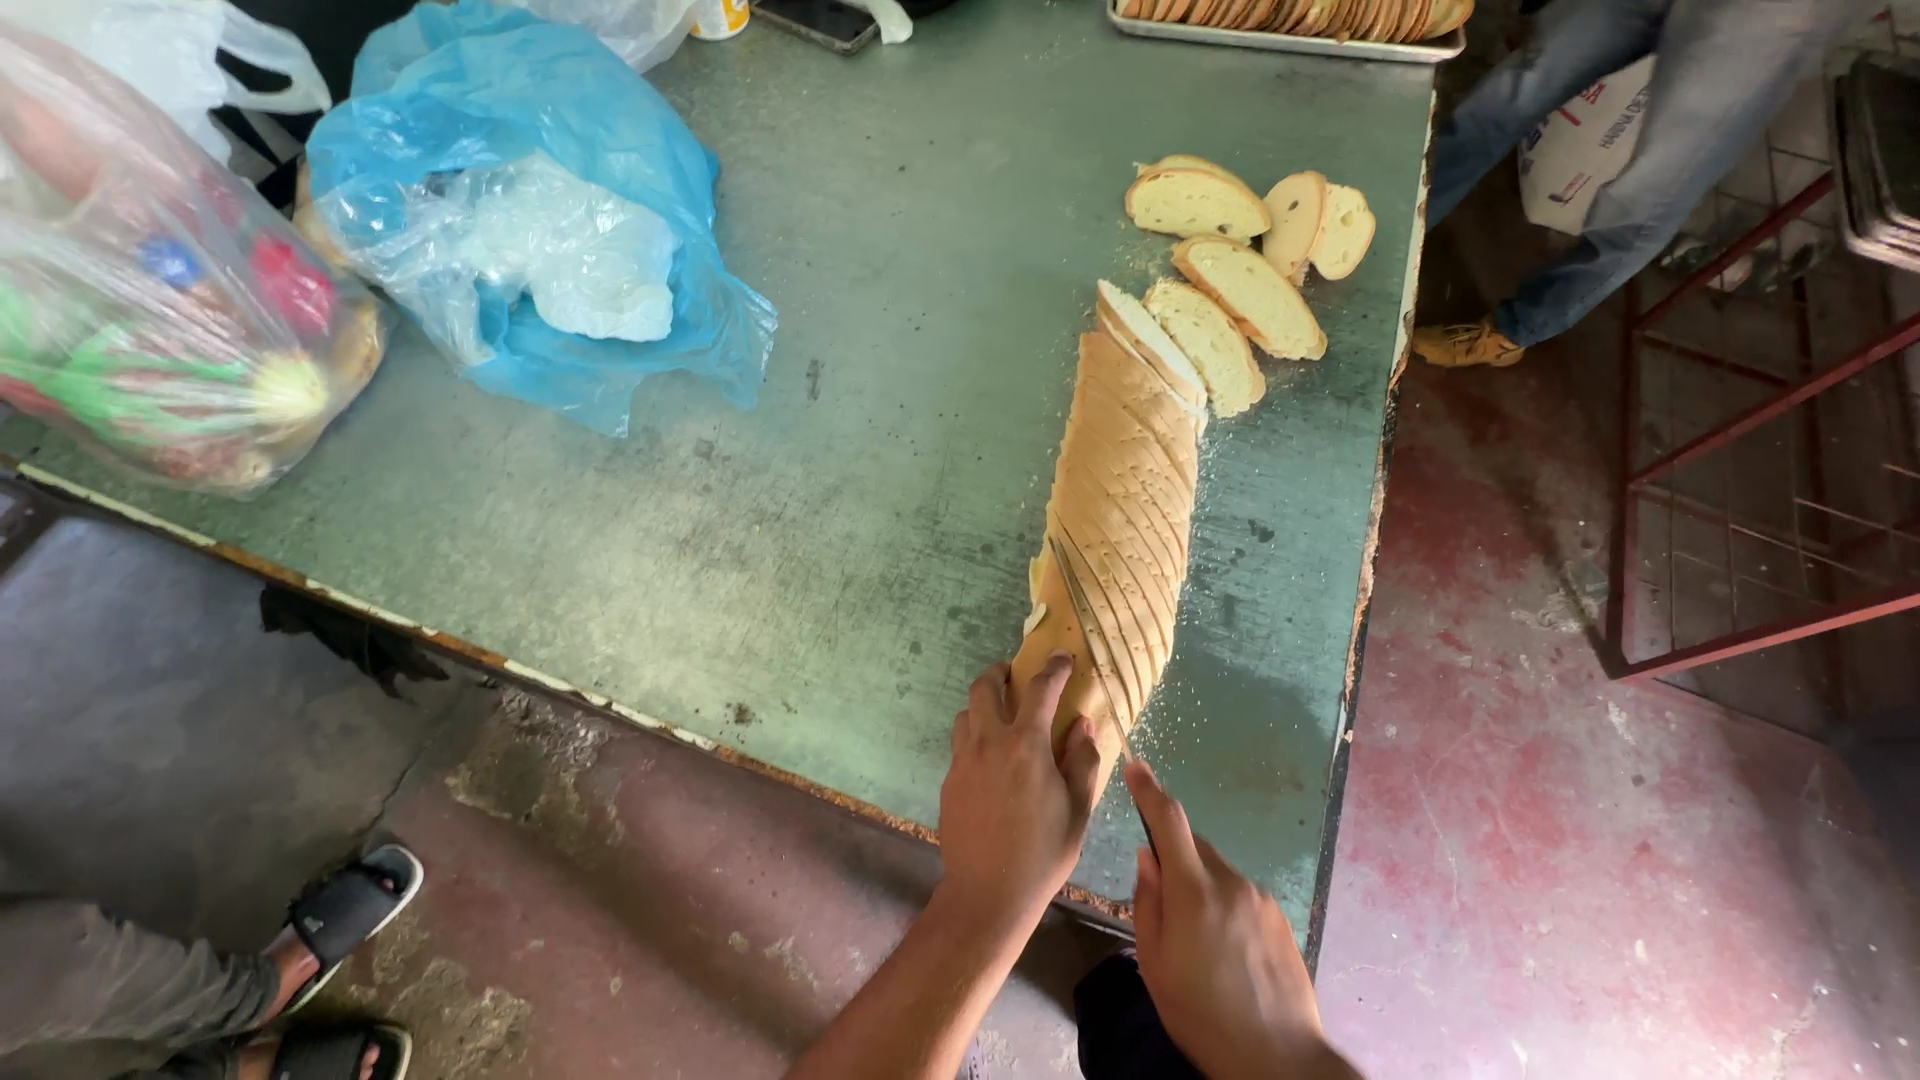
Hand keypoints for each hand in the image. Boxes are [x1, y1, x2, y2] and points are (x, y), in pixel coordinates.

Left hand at [937, 656, 1103, 930]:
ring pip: (967, 713)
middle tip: (1016, 676)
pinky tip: (991, 760)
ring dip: (984, 705)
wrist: (987, 894)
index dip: (1053, 668)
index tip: (1061, 658)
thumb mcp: (1077, 809)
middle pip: (984, 686)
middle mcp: (988, 743)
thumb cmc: (1042, 854)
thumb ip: (1082, 761)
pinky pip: (960, 744)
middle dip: (1000, 672)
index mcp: (1025, 745)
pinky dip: (976, 736)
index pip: (1040, 689)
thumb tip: (1082, 725)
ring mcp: (963, 761)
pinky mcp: (949, 780)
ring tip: (1002, 718)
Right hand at [1127, 761, 1360, 1079]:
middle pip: (1194, 847)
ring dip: (1200, 885)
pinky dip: (1223, 904)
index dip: (1150, 790)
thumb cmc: (1201, 1015)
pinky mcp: (1280, 917)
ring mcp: (1261, 899)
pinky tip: (1225, 950)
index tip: (1136, 765)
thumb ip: (1148, 902)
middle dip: (1174, 856)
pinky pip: (1240, 894)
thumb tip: (1148, 858)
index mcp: (1194, 892)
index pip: (1168, 821)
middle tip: (1163, 901)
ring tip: (1197, 939)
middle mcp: (1232, 883)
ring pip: (1218, 872)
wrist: (1279, 1061)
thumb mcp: (1154, 963)